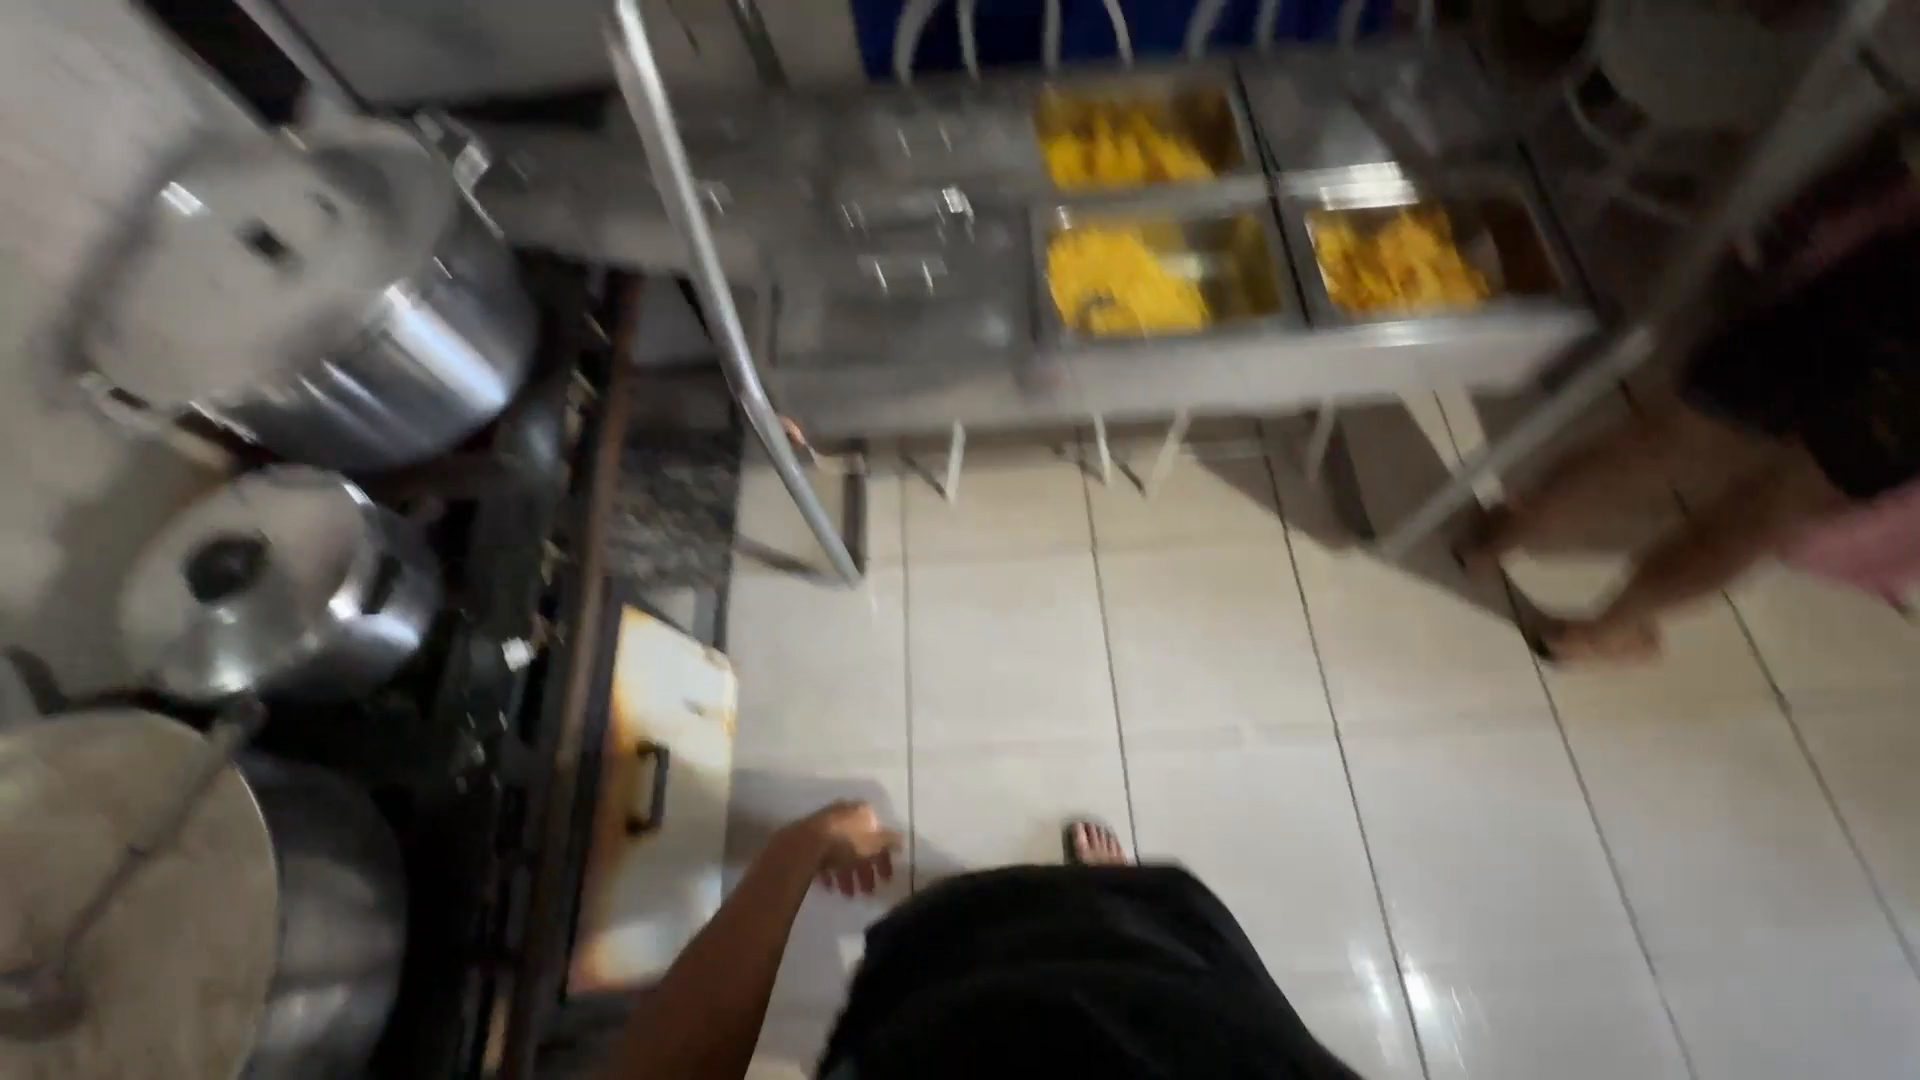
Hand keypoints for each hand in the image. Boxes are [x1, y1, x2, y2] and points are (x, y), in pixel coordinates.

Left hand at [779, 800, 901, 897]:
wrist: (807, 845)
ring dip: (848, 875)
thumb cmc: (846, 842)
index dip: (884, 857)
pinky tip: (831, 887)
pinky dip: (831, 872)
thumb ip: (890, 842)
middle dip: (865, 870)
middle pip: (860, 844)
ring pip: (842, 852)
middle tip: (868, 892)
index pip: (879, 834)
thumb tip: (902, 840)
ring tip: (849, 895)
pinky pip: (825, 856)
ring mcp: (826, 826)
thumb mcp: (874, 844)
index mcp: (862, 813)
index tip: (886, 879)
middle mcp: (845, 815)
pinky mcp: (810, 839)